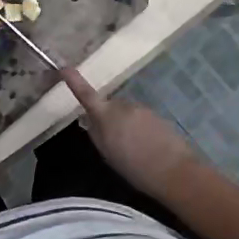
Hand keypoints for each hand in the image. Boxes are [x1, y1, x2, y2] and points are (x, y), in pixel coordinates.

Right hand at [59, 68, 199, 192]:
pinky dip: (140, 130)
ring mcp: (143, 109)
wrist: (174, 171)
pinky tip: (147, 149)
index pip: (86, 95)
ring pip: (127, 114)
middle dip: (108, 118)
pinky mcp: (158, 116)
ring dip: (126, 126)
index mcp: (107, 115)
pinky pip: (141, 120)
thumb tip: (90, 119)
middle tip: (113, 143)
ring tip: (133, 150)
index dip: (74, 81)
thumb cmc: (135, 167)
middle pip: (110, 107)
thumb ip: (97, 133)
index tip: (64, 68)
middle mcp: (124, 106)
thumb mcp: (107, 153)